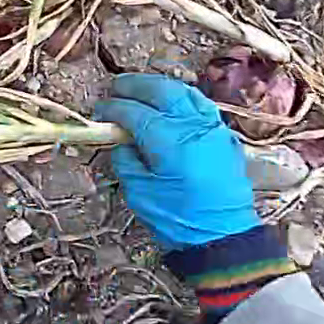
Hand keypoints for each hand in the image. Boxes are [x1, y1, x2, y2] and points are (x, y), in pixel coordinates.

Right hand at [94, 73, 259, 248]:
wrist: (223, 237)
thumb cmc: (178, 219)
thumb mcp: (140, 193)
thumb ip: (127, 161)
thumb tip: (121, 142)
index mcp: (167, 140)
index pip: (134, 112)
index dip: (113, 108)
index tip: (99, 110)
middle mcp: (191, 125)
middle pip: (160, 91)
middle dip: (135, 85)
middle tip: (116, 87)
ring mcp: (211, 127)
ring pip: (183, 92)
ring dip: (159, 86)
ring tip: (142, 89)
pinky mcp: (223, 135)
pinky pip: (200, 104)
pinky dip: (182, 97)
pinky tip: (172, 101)